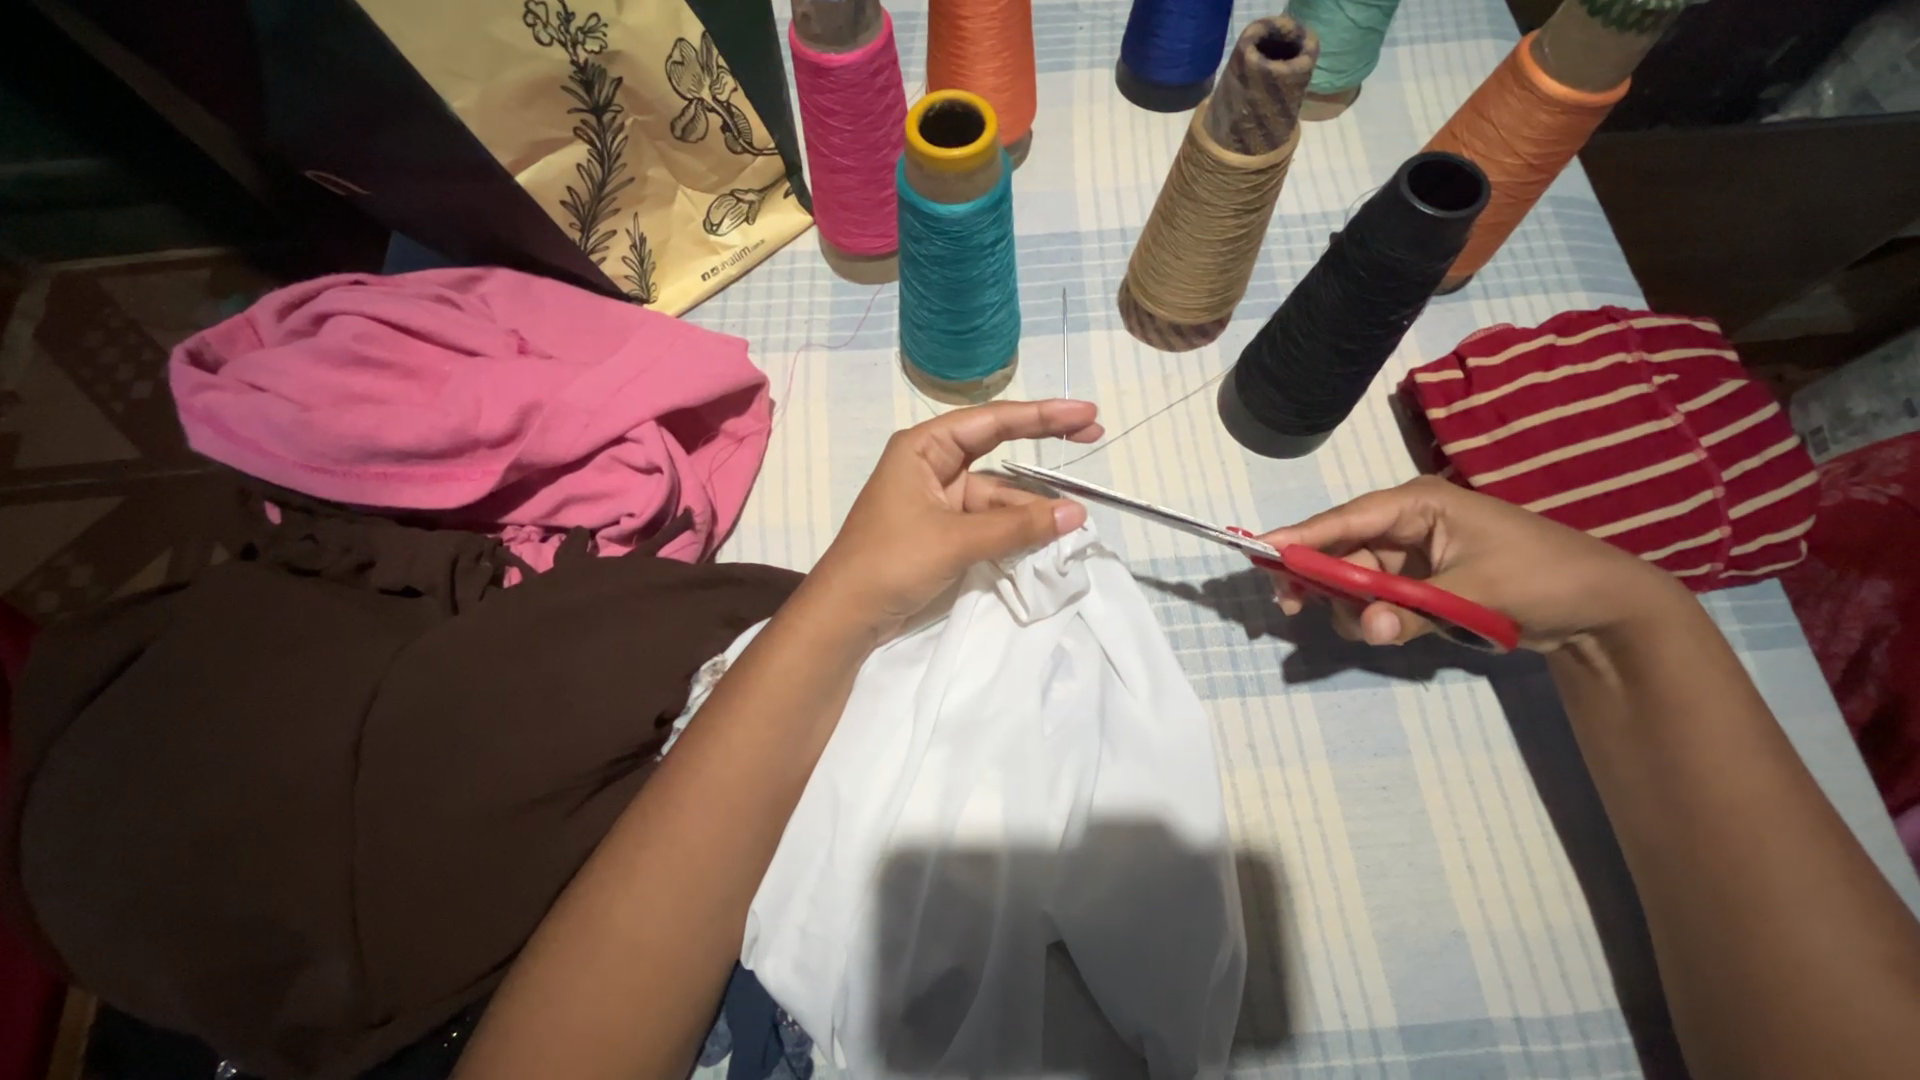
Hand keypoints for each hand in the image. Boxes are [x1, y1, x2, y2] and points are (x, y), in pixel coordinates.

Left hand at [806, 400, 1103, 640]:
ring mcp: (938, 500)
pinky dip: (1016, 529)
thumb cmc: (890, 562)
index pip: (992, 421)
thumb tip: (1075, 515)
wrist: (846, 615)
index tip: (1086, 411)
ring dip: (1032, 507)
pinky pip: (989, 521)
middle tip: (1095, 433)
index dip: (1043, 415)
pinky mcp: (943, 531)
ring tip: (1075, 517)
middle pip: (999, 450)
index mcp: (924, 448)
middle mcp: (932, 466)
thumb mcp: (956, 540)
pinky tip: (1047, 535)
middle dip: (1044, 448)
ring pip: (998, 495)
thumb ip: (1016, 526)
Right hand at [1258, 476, 1688, 651]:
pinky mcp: (1418, 586)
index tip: (1263, 551)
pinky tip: (1382, 631)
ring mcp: (1411, 558)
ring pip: (1354, 580)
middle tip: (1290, 607)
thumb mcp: (1475, 594)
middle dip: (1317, 578)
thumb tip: (1362, 628)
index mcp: (1420, 504)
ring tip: (1368, 630)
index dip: (1304, 535)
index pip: (1349, 518)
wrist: (1602, 608)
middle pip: (1341, 549)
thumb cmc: (1543, 577)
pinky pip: (1375, 600)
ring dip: (1349, 606)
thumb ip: (1411, 612)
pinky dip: (1370, 617)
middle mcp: (1406, 525)